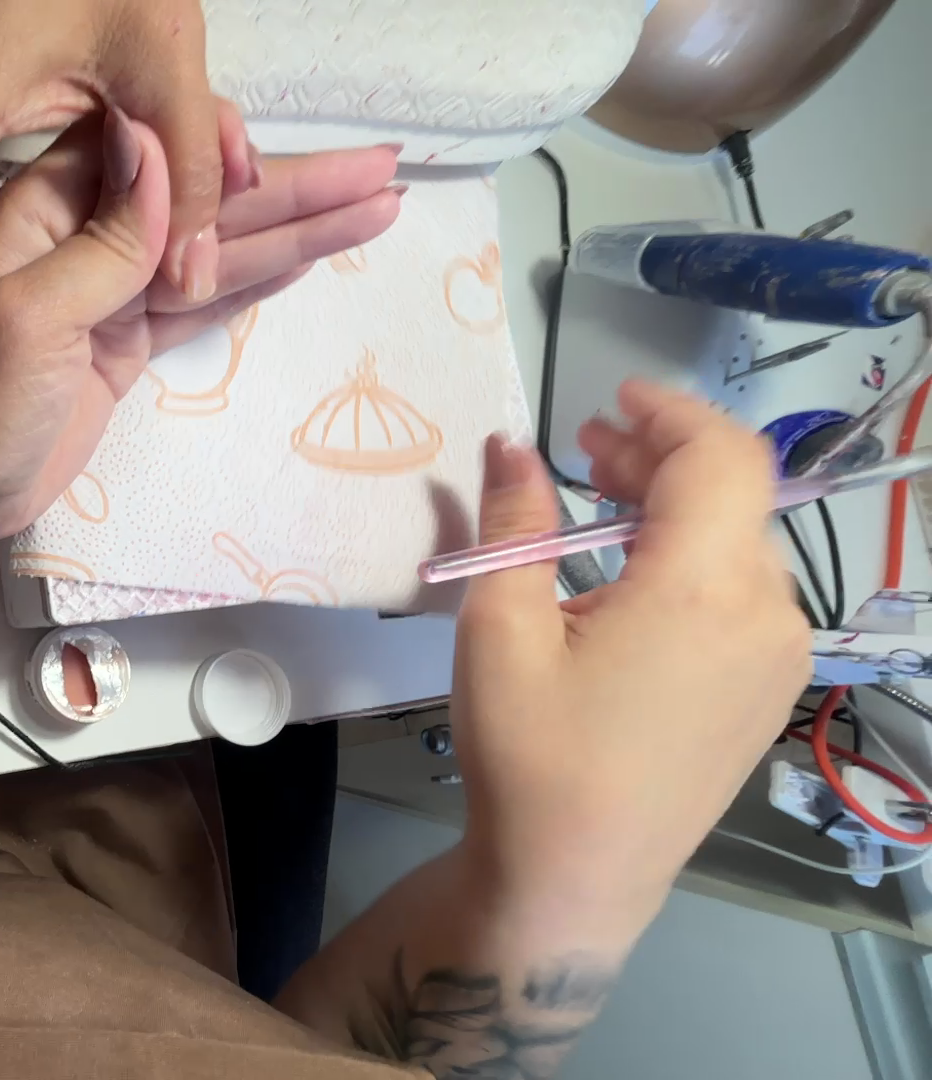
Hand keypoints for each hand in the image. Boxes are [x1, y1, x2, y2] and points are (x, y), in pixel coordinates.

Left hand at [0, 109, 399, 548]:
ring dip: (292, 229)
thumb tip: (155, 144)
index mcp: (46, 212)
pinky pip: (204, 300)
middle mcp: (84, 238)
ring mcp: (111, 292)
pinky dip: (254, 279)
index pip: (146, 146)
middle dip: (287, 184)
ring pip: (214, 249)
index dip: (216, 144)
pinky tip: (306, 258)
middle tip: (380, 171)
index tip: (275, 161)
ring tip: (376, 206)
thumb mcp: (27, 318)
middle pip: (199, 197)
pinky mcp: (127, 340)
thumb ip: (100, 241)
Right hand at [451, 383, 811, 943]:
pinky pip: (732, 597)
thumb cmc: (528, 742)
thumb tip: (508, 447)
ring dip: (665, 510)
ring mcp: (771, 660)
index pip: (720, 462)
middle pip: (730, 503)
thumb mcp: (499, 626)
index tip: (612, 396)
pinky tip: (618, 577)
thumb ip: (512, 526)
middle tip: (578, 447)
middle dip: (658, 458)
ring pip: (732, 551)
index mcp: (703, 590)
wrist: (575, 865)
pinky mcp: (757, 692)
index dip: (672, 413)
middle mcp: (764, 616)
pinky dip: (680, 559)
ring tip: (591, 501)